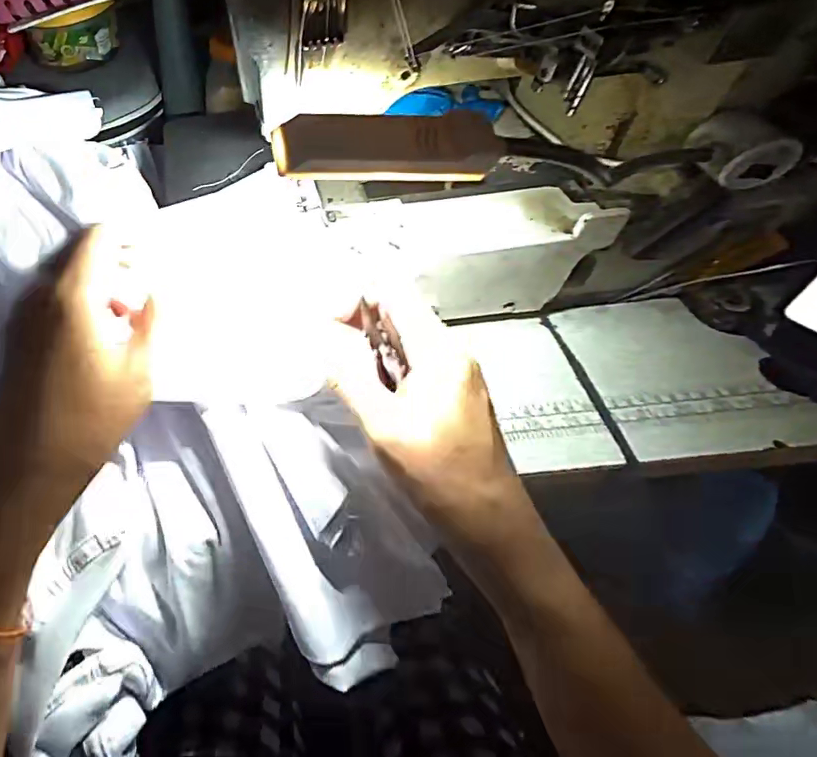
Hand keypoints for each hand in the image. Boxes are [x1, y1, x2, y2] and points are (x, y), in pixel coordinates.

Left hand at [0, 225, 155, 492]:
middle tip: (143, 280)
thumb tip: (152, 290)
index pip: (96, 237)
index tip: (150, 255)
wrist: (26, 471)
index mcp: (70, 297)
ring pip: (62, 272)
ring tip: (125, 310)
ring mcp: (20, 314)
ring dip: (95, 279)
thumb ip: (150, 319)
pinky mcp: (14, 334)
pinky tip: (100, 328)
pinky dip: (77, 296)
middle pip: (77, 250)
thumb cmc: (90, 421)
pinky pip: (49, 294)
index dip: (127, 237)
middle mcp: (37, 295)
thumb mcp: (139, 370)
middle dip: (114, 257)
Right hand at [325, 284, 534, 553]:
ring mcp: (458, 371)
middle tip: (329, 353)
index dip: (357, 299)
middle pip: (401, 313)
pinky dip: (389, 367)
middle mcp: (453, 350)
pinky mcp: (455, 392)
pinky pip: (417, 363)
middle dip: (361, 324)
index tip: (329, 328)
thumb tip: (324, 338)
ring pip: (407, 340)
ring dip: (373, 348)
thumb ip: (351, 377)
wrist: (491, 523)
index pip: (395, 293)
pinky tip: (372, 391)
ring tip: (345, 372)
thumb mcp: (385, 427)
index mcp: (441, 349)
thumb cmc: (439, 475)